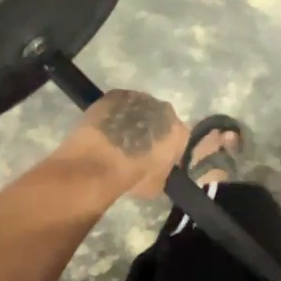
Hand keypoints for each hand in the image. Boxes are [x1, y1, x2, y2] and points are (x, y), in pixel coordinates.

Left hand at [56, 90, 188, 199]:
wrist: (100, 163)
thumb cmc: (133, 177)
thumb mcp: (156, 186)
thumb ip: (162, 173)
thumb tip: (156, 171)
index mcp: (180, 131)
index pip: (178, 138)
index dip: (166, 148)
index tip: (155, 158)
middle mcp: (164, 109)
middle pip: (160, 118)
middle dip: (150, 129)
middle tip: (136, 146)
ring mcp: (139, 98)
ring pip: (139, 109)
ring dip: (132, 119)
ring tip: (116, 137)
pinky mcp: (115, 94)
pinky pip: (118, 103)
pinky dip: (113, 113)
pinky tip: (103, 128)